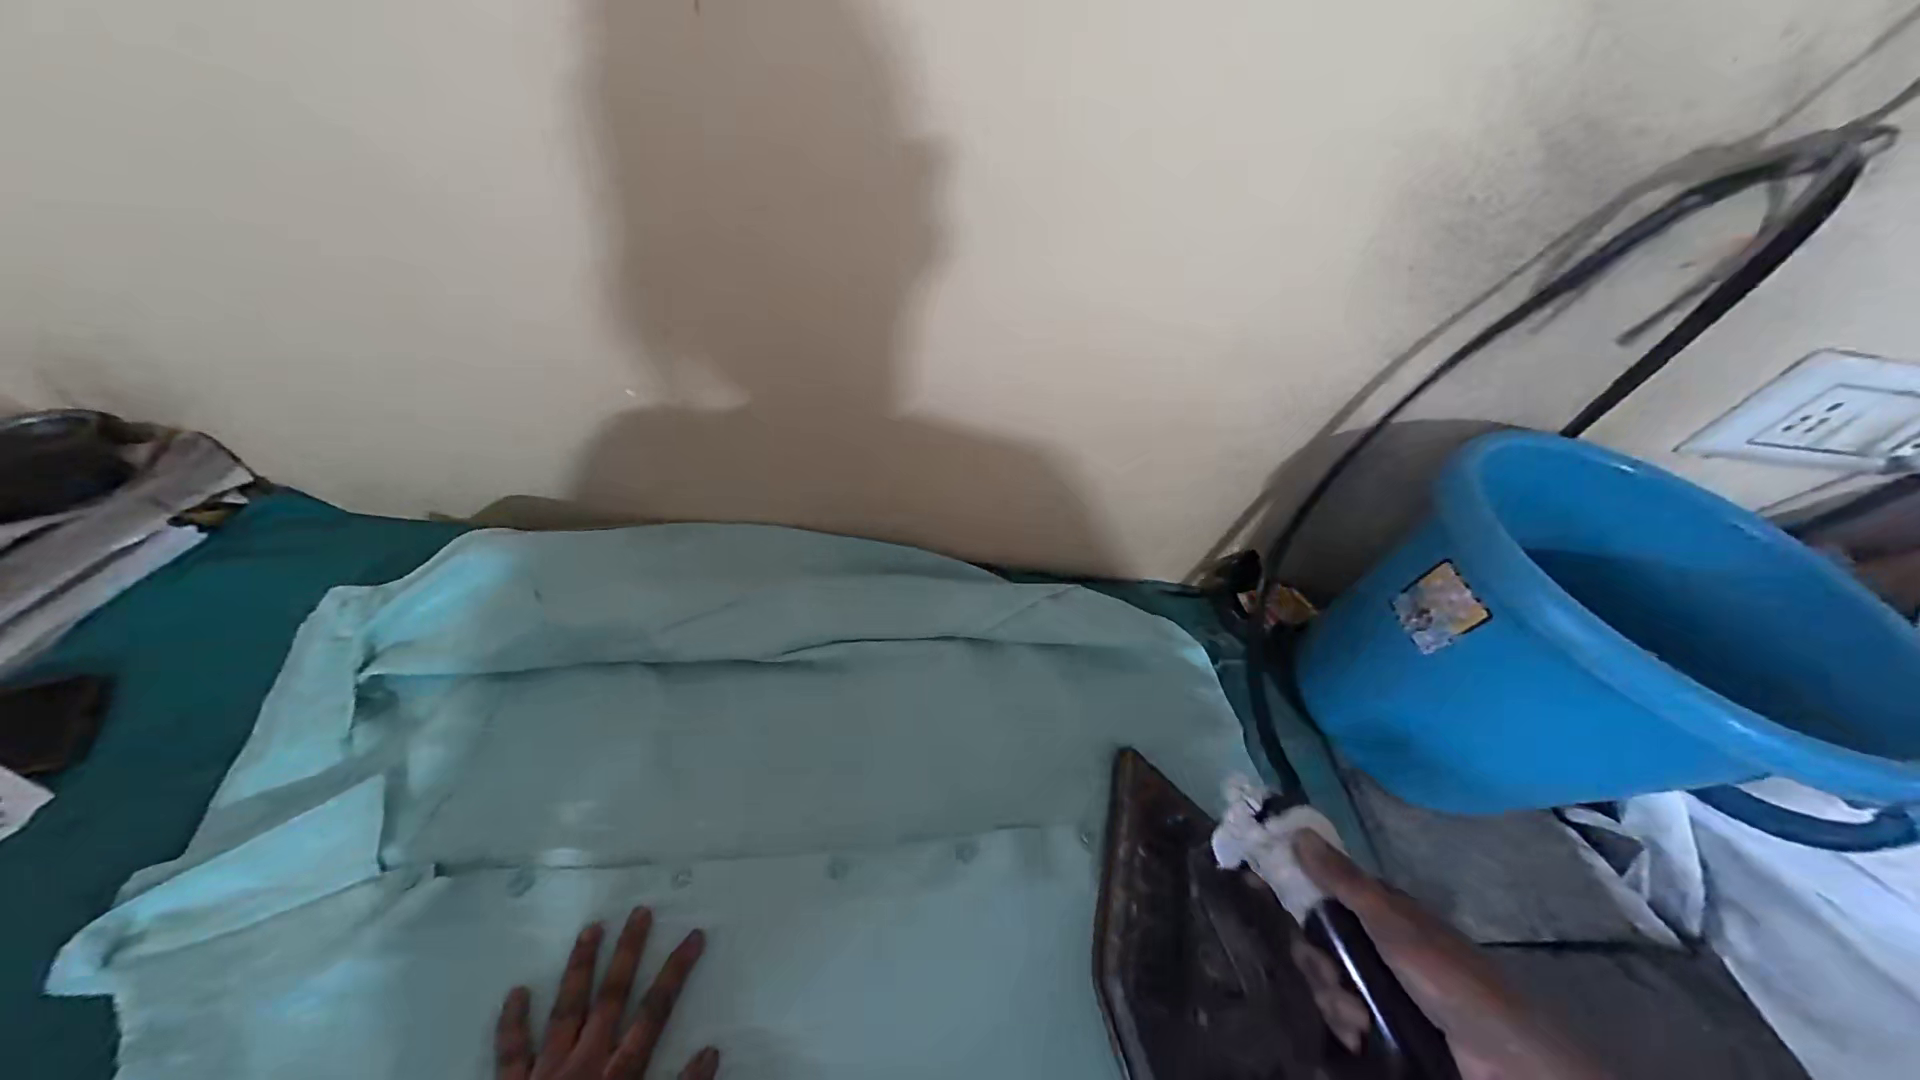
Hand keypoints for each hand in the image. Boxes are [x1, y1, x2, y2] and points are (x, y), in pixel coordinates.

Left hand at [496, 907, 717, 1079]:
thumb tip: (712, 1052)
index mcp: (619, 1076)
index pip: (656, 1011)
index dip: (676, 970)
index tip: (694, 935)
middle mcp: (584, 1064)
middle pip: (612, 996)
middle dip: (629, 952)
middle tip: (640, 911)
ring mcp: (544, 1075)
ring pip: (566, 1009)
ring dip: (580, 967)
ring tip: (591, 928)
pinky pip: (510, 1052)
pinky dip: (512, 1022)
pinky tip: (517, 991)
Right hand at [1293, 832, 1609, 1079]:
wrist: (1504, 1058)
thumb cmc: (1449, 977)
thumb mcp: (1393, 923)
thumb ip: (1345, 881)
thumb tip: (1298, 832)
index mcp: (1376, 911)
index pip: (1319, 890)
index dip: (1289, 890)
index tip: (1254, 888)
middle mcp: (1371, 943)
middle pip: (1314, 941)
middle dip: (1315, 964)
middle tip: (1332, 981)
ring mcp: (1375, 986)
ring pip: (1323, 980)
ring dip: (1331, 1000)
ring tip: (1356, 1022)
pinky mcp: (1380, 1024)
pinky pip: (1338, 1016)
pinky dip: (1343, 1026)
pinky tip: (1358, 1037)